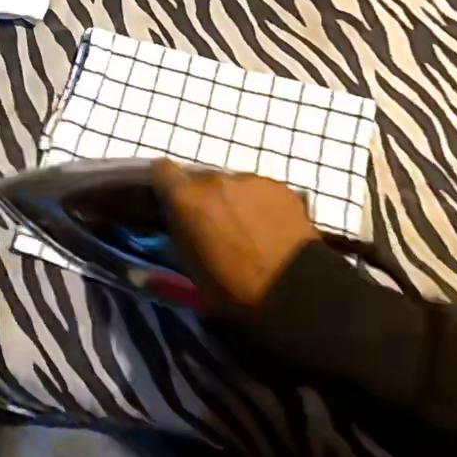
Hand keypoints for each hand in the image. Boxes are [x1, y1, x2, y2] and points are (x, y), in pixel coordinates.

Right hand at [153, 160, 317, 306]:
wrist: (294, 286)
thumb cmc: (234, 286)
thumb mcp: (192, 271)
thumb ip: (178, 238)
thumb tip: (174, 227)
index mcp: (188, 199)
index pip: (162, 170)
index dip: (164, 183)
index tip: (169, 199)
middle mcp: (216, 180)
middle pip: (200, 179)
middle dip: (202, 198)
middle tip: (211, 224)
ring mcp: (250, 180)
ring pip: (232, 184)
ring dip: (232, 200)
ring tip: (246, 228)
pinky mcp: (279, 186)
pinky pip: (259, 190)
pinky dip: (259, 204)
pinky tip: (269, 227)